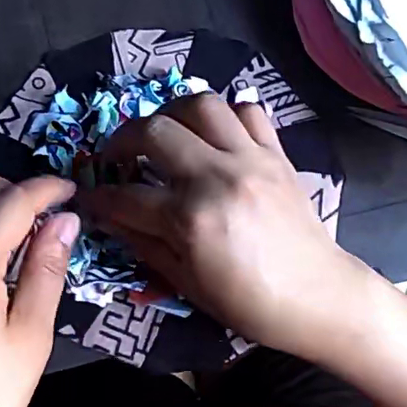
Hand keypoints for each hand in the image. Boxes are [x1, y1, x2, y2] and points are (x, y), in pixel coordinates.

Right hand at [76, 93, 377, 357]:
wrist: (317, 297)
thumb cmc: (248, 302)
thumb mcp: (186, 283)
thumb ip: (145, 244)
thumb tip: (111, 217)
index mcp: (190, 219)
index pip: (126, 195)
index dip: (99, 196)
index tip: (89, 195)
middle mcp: (217, 177)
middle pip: (153, 131)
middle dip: (122, 140)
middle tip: (118, 156)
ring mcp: (250, 159)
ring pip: (201, 105)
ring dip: (171, 112)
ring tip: (164, 133)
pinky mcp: (276, 154)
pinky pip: (249, 111)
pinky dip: (226, 115)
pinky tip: (215, 134)